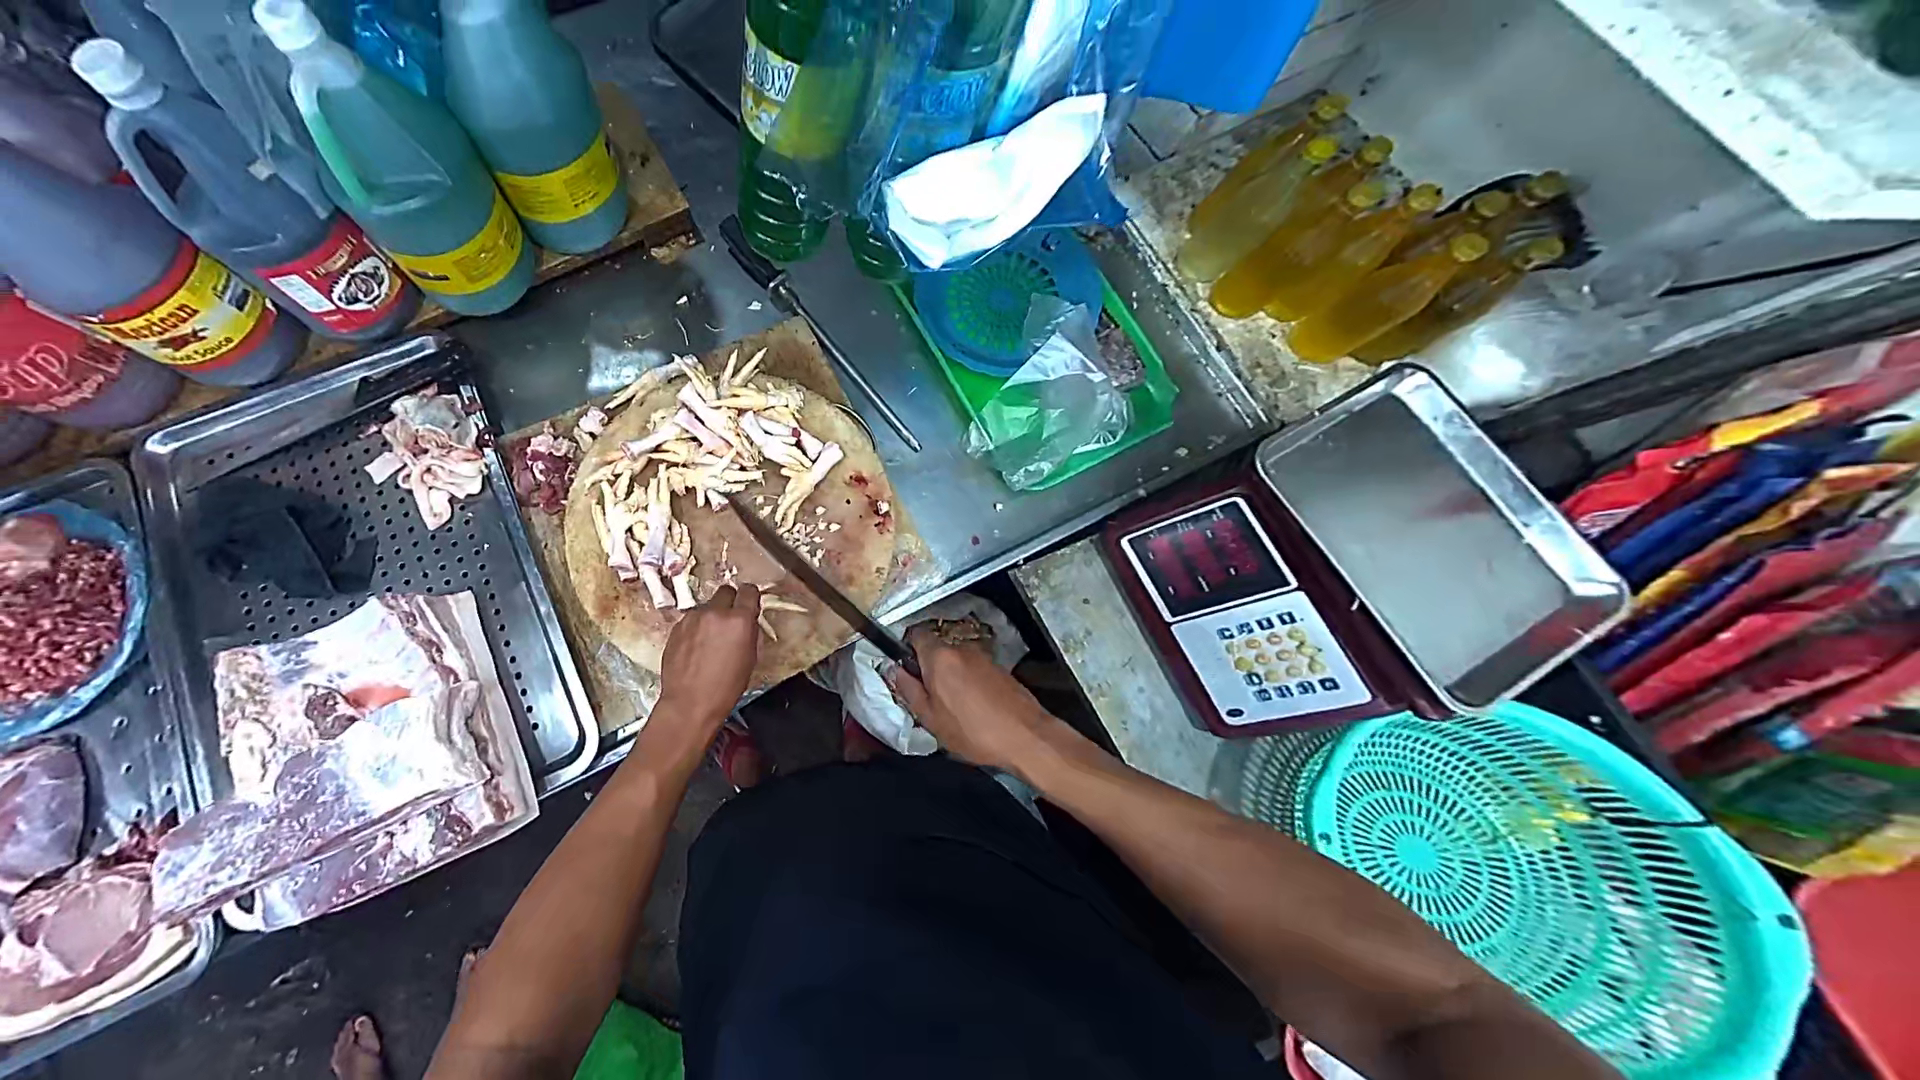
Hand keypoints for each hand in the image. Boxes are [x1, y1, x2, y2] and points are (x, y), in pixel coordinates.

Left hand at [655, 583, 760, 731]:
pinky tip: (697, 647)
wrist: (690, 703)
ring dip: (712, 616)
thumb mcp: (751, 657)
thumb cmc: (726, 686)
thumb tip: (747, 620)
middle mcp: (715, 613)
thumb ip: (750, 631)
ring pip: (707, 606)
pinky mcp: (676, 627)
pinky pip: (692, 620)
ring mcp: (692, 619)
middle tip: (731, 620)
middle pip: (726, 591)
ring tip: (711, 640)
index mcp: (739, 620)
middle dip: (730, 602)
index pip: (748, 591)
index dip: (750, 596)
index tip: (749, 602)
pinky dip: (697, 628)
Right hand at [886, 625, 1064, 775]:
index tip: (904, 667)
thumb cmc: (975, 731)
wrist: (1025, 736)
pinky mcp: (998, 668)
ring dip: (949, 677)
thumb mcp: (930, 717)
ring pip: (955, 661)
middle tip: (926, 697)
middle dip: (928, 668)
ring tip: (951, 708)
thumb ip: (908, 690)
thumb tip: (895, 672)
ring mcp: (982, 657)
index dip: (906, 648)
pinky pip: (973, 670)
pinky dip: (968, 683)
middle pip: (935, 649)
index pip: (915, 634)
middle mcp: (961, 649)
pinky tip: (972, 708)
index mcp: (939, 657)